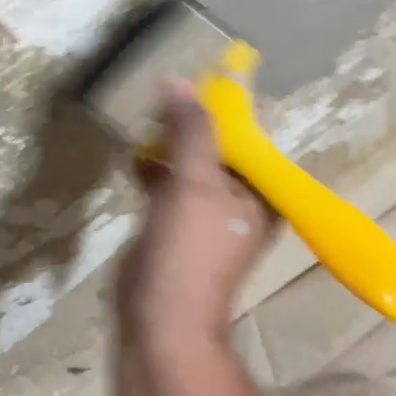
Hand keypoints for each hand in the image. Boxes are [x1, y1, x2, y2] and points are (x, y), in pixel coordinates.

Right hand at [116, 78, 274, 345]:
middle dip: (193, 119)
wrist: (158, 322)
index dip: (228, 104)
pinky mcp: (174, 225)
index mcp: (261, 191)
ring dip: (170, 140)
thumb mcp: (195, 183)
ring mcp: (206, 214)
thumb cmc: (188, 252)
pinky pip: (167, 183)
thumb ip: (191, 130)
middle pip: (219, 145)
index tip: (200, 73)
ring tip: (148, 109)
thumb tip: (178, 80)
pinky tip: (133, 151)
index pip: (252, 134)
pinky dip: (153, 166)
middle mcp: (241, 199)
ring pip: (190, 162)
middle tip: (166, 87)